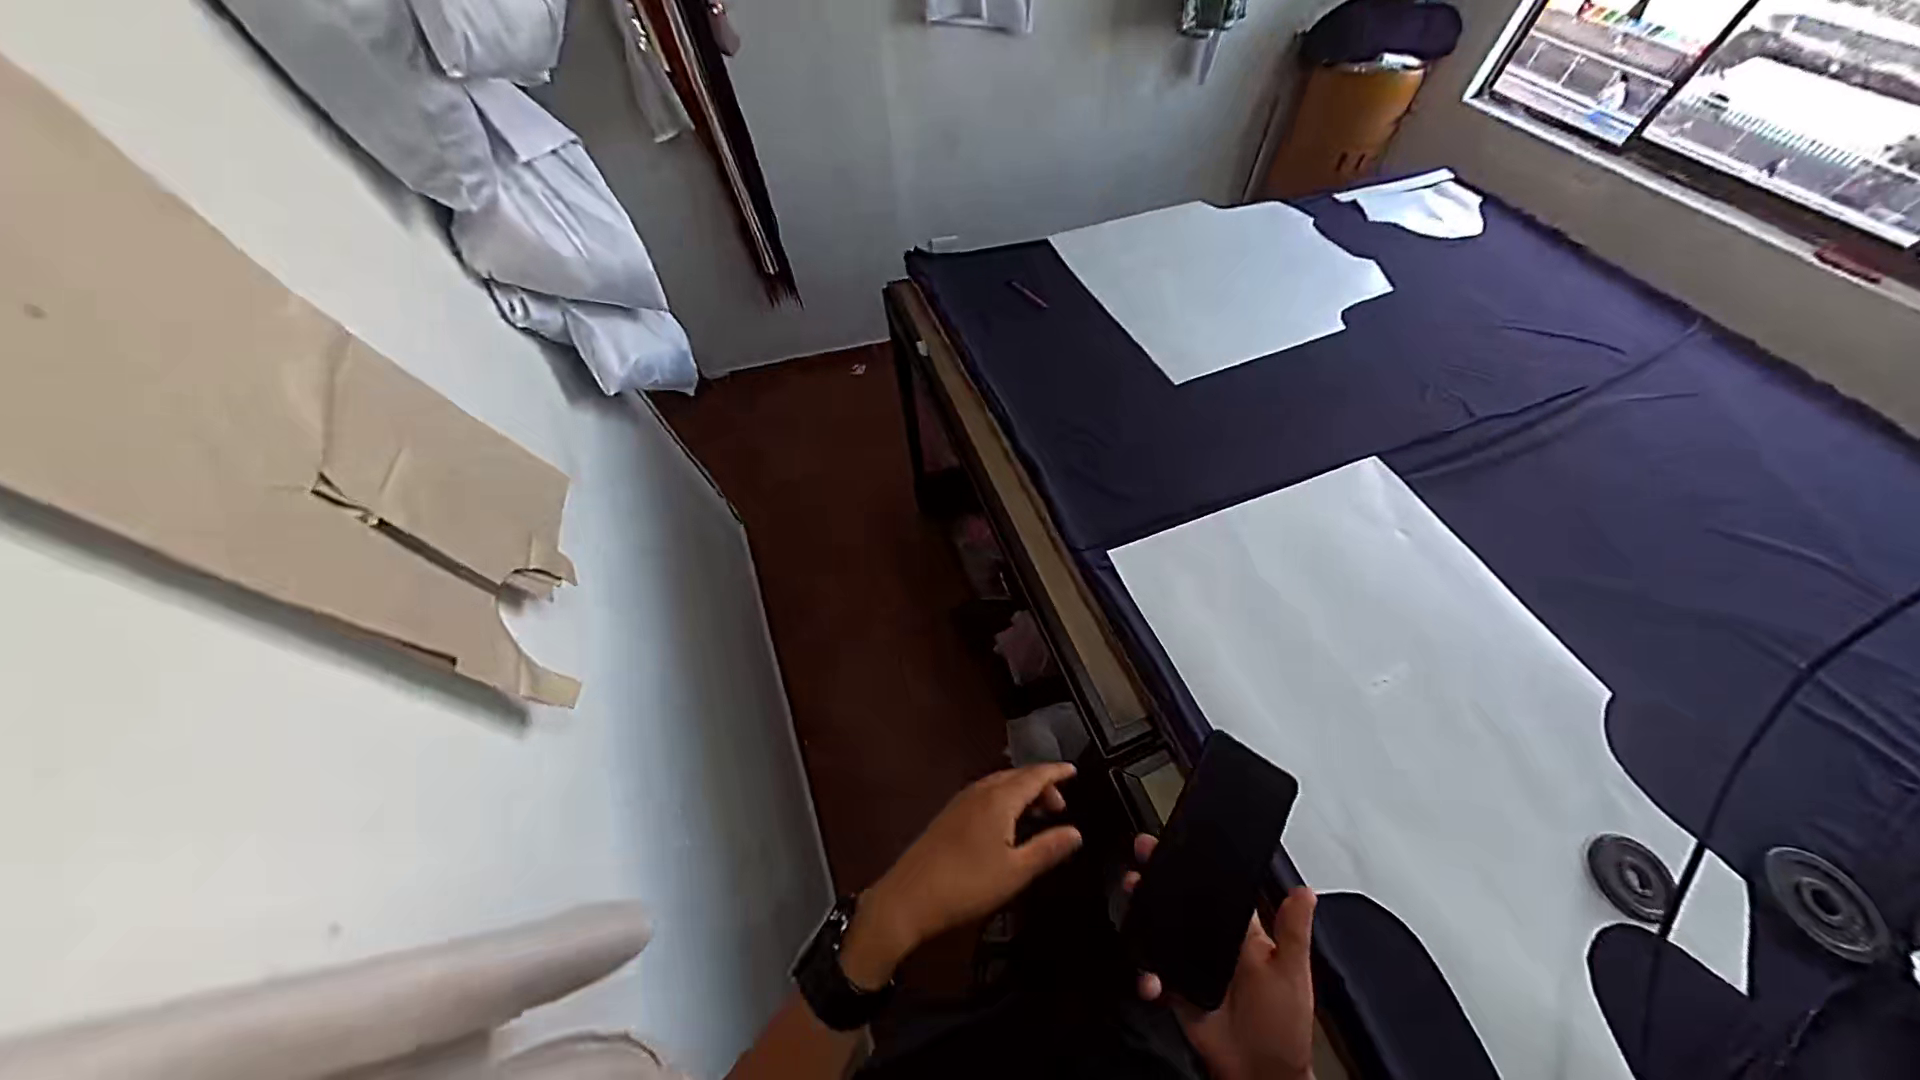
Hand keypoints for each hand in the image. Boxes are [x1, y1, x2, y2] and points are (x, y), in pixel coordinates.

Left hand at [839, 763, 1081, 988]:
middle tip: (1060, 805)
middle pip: (1017, 775)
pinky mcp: (950, 814)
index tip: (1073, 770)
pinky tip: (1007, 821)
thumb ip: (1048, 849)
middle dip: (1041, 783)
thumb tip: (1075, 832)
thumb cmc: (967, 885)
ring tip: (1038, 812)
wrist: (909, 897)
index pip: (1034, 775)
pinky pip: (986, 793)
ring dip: (1022, 791)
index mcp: (999, 799)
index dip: (1056, 772)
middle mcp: (980, 791)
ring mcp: (961, 801)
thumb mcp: (1016, 872)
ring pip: (1000, 783)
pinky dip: (1004, 798)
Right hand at [1126, 833, 1317, 1079]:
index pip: (1212, 888)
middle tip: (1140, 863)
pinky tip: (1150, 978)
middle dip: (1153, 878)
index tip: (1171, 844)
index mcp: (1239, 932)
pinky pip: (1151, 969)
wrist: (1258, 1075)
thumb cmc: (1282, 1029)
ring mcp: (1189, 962)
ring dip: (1140, 911)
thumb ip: (1293, 932)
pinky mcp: (1173, 986)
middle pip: (1176, 901)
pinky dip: (1145, 971)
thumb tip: (1305, 892)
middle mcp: (1210, 941)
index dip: (1190, 864)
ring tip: (1133, 896)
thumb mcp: (1292, 976)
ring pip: (1158, 926)